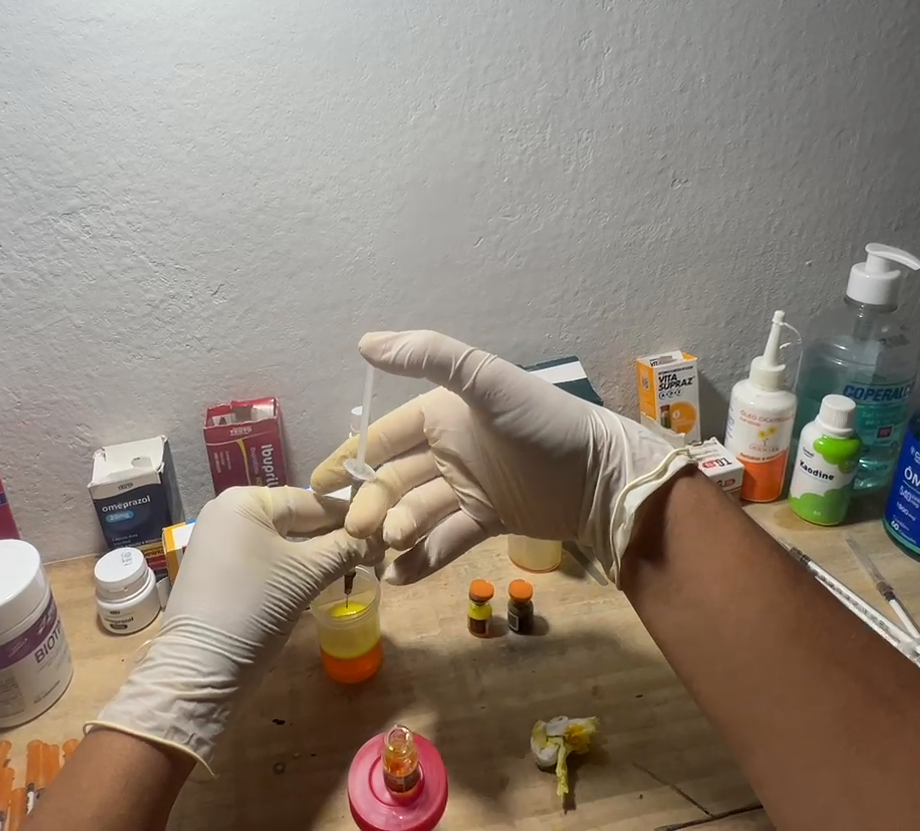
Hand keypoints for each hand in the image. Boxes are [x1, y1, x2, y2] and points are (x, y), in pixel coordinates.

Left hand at [88, 487, 380, 769]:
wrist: (199, 674)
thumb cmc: (254, 608)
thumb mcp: (307, 575)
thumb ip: (346, 548)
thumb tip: (382, 535)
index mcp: (244, 500)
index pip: (310, 500)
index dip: (349, 516)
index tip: (384, 528)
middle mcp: (227, 512)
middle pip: (294, 519)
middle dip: (333, 536)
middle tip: (373, 550)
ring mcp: (219, 543)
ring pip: (281, 541)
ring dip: (315, 554)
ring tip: (353, 565)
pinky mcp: (217, 573)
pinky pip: (264, 560)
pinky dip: (292, 568)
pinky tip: (320, 580)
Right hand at [310, 330, 682, 584]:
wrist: (600, 474)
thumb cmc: (540, 422)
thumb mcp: (486, 380)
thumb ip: (430, 356)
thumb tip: (365, 342)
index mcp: (442, 413)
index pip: (385, 435)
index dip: (352, 457)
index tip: (319, 484)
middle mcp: (449, 448)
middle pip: (396, 478)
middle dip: (372, 502)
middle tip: (355, 531)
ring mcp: (466, 486)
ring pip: (416, 510)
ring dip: (396, 530)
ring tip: (381, 551)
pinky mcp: (486, 519)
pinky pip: (446, 538)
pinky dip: (422, 557)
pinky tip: (398, 576)